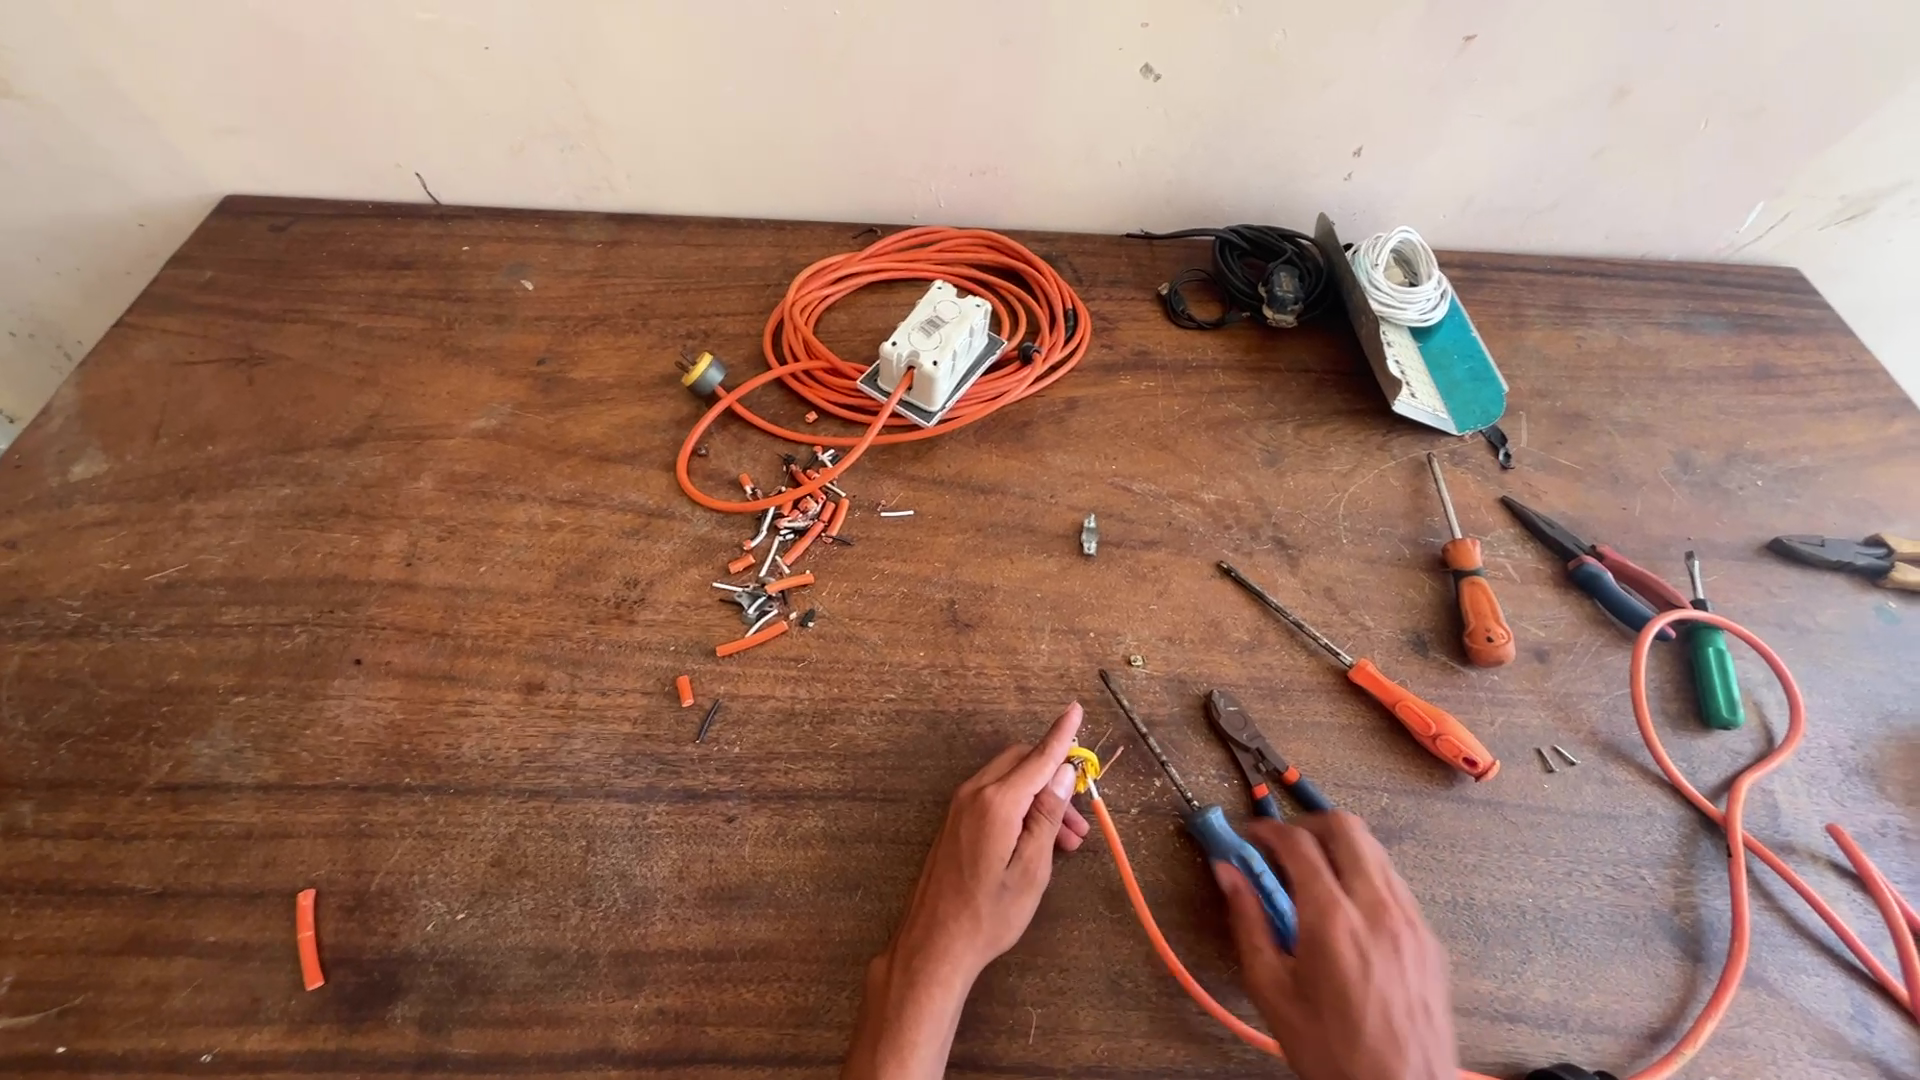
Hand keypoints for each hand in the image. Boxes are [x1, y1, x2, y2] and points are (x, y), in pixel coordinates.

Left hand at [843, 702, 1089, 1079]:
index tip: (1075, 709)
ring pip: (1009, 781)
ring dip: (1039, 798)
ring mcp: (960, 805)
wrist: (935, 942)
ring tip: (1067, 842)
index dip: (1061, 735)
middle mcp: (975, 793)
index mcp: (996, 802)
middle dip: (1054, 780)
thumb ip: (1048, 815)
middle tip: (1080, 822)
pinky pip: (994, 797)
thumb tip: (1063, 772)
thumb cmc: (989, 912)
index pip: (1038, 758)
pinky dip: (1019, 806)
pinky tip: (1036, 841)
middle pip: (1022, 763)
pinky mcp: (955, 820)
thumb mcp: (1031, 869)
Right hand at [1214, 812, 1456, 1079]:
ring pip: (1375, 848)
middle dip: (1307, 824)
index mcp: (1332, 920)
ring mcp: (1411, 921)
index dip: (1266, 829)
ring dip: (1339, 847)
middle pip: (1345, 826)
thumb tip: (1226, 872)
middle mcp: (1377, 908)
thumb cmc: (1329, 1049)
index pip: (1298, 841)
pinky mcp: (1430, 939)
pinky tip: (1347, 908)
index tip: (1249, 837)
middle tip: (1283, 847)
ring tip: (1313, 876)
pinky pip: (1395, 882)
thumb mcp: (1271, 989)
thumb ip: (1247, 921)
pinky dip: (1365, 874)